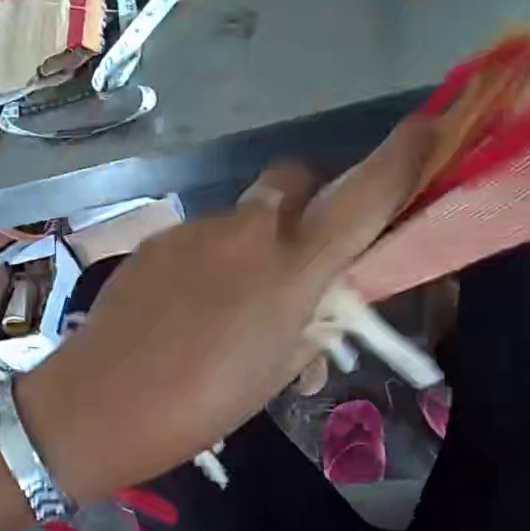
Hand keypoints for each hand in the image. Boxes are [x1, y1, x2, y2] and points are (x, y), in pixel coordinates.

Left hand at [17, 119, 438, 502]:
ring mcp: (193, 230)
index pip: (364, 194)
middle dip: (311, 203)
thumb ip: (306, 328)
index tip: (434, 122)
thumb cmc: (197, 408)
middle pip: (294, 183)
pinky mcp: (154, 240)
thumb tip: (316, 316)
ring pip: (243, 216)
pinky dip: (212, 259)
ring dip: (254, 244)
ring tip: (232, 306)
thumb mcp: (272, 376)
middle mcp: (247, 230)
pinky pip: (200, 238)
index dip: (405, 155)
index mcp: (292, 267)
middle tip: (306, 256)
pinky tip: (188, 307)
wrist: (95, 405)